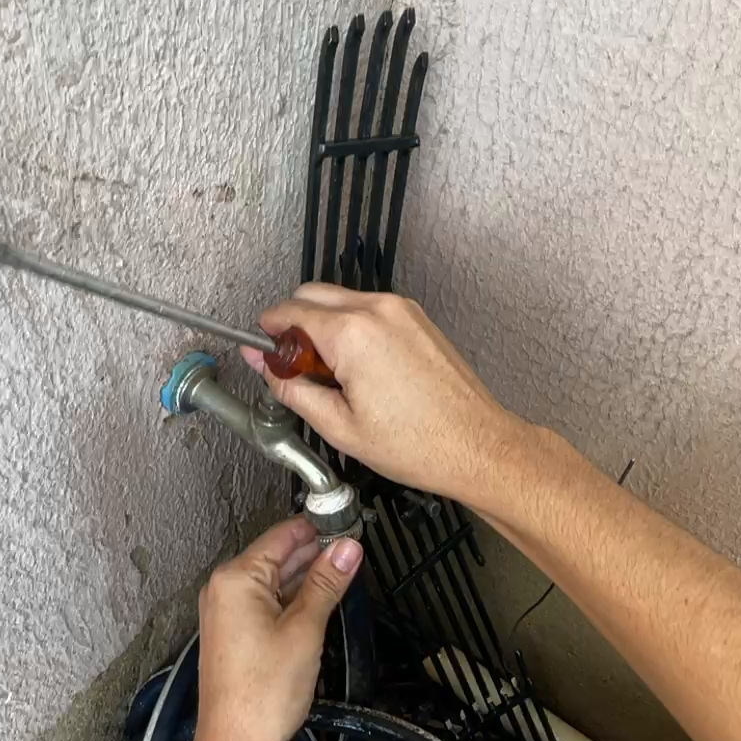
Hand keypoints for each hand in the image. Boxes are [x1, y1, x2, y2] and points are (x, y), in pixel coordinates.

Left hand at [194, 516, 362, 740]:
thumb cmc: (265, 692)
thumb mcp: (306, 628)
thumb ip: (327, 582)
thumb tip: (348, 547)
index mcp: (237, 577)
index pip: (283, 535)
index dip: (319, 528)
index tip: (349, 525)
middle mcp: (225, 587)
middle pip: (277, 555)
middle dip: (315, 552)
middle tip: (354, 550)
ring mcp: (226, 610)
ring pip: (273, 579)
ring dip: (306, 576)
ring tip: (344, 572)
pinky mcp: (232, 631)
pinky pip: (265, 600)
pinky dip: (292, 598)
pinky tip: (318, 599)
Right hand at [240, 284, 527, 502]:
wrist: (476, 446)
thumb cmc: (420, 443)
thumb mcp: (338, 425)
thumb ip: (290, 388)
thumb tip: (263, 365)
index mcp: (353, 334)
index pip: (289, 311)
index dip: (268, 331)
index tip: (264, 350)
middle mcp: (378, 310)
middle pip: (312, 294)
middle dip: (294, 325)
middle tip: (297, 369)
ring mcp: (402, 310)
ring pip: (341, 300)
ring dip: (325, 327)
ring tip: (335, 378)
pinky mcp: (417, 318)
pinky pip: (369, 310)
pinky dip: (353, 329)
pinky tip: (361, 371)